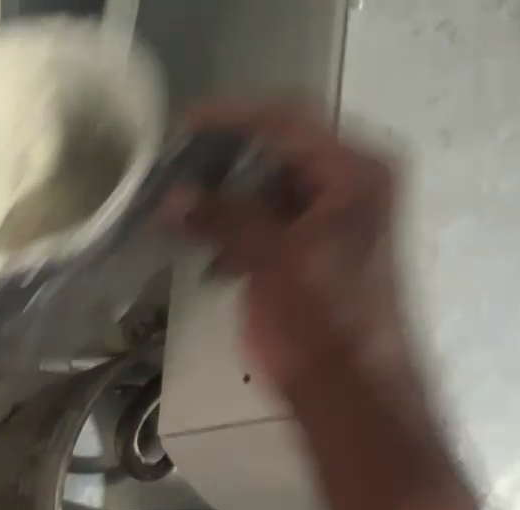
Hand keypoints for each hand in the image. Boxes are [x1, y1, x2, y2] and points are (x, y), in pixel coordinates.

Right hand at [169, 101, 419, 397]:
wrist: (346, 382)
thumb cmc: (325, 317)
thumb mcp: (275, 259)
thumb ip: (224, 220)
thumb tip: (171, 196)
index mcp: (355, 173)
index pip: (289, 123)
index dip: (233, 117)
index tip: (177, 126)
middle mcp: (343, 186)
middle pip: (273, 154)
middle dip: (217, 162)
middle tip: (164, 170)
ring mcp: (320, 221)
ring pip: (258, 191)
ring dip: (215, 199)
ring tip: (169, 207)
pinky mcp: (297, 254)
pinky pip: (254, 225)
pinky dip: (222, 229)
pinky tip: (193, 244)